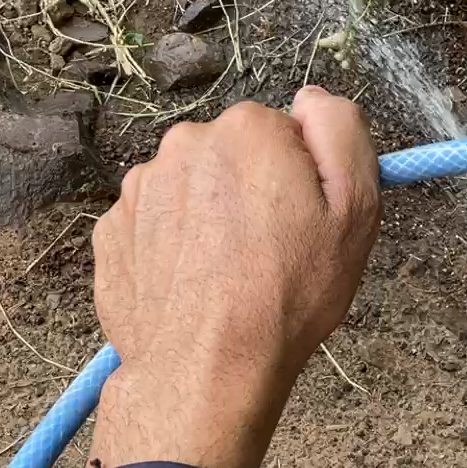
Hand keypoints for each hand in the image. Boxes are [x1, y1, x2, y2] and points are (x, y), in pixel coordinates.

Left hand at [88, 88, 379, 467]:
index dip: (299, 179)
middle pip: (232, 158)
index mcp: (246, 131)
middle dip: (251, 194)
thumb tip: (311, 98)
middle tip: (266, 255)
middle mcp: (183, 145)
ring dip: (209, 220)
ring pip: (191, 193)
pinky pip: (155, 227)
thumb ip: (342, 132)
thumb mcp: (355, 211)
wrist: (208, 369)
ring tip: (226, 277)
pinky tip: (191, 287)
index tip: (301, 223)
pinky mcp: (112, 232)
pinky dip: (173, 248)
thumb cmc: (287, 295)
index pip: (282, 134)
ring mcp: (138, 189)